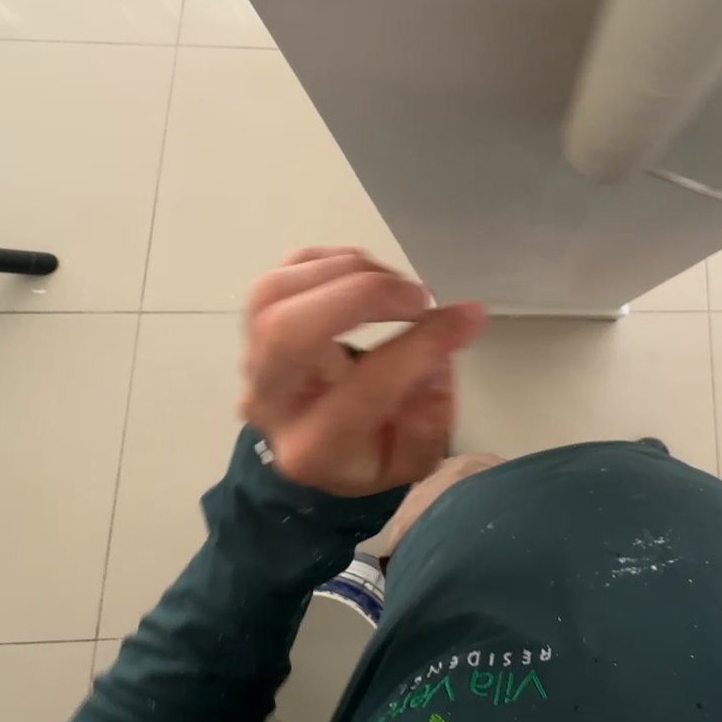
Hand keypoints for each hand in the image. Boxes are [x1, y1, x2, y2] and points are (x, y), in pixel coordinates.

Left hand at [239, 247, 485, 496]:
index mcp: (313, 448)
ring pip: (276, 290)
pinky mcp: (258, 319)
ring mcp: (255, 356)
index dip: (421, 346)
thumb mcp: (414, 460)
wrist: (318, 449)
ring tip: (398, 288)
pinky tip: (371, 278)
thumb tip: (436, 358)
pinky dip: (333, 261)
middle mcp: (271, 400)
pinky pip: (284, 270)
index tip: (467, 319)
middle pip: (287, 331)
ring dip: (349, 273)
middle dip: (363, 297)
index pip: (363, 388)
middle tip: (418, 298)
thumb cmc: (372, 450)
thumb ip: (431, 418)